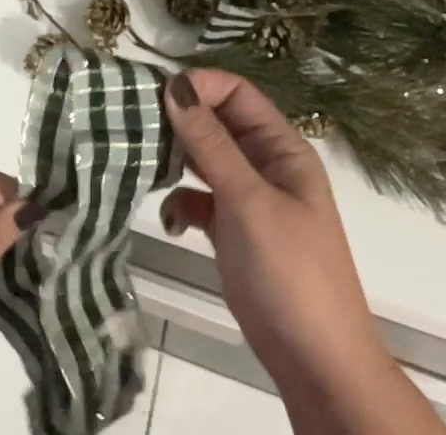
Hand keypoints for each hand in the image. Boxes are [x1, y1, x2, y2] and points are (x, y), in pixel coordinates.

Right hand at [159, 69, 395, 393]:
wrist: (313, 359)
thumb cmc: (289, 271)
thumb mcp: (248, 201)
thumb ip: (210, 144)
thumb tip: (174, 86)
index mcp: (282, 149)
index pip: (236, 93)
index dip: (198, 86)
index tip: (151, 95)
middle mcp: (264, 165)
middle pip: (215, 122)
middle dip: (176, 120)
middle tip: (132, 125)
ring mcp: (246, 198)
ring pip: (201, 158)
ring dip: (171, 159)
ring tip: (136, 162)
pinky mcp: (230, 229)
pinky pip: (195, 198)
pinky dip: (178, 204)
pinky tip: (170, 224)